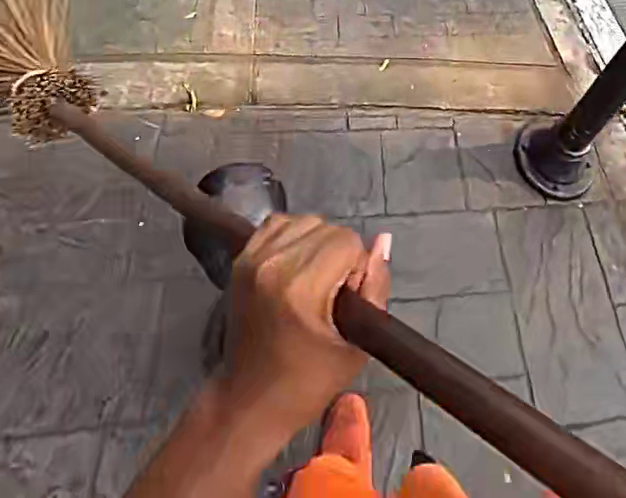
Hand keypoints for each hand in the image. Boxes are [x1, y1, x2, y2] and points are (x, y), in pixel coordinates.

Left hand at [220, 215, 391, 443]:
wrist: (250, 403)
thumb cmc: (308, 382)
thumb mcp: (356, 344)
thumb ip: (376, 286)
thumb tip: (384, 240)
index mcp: (301, 288)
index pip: (349, 242)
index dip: (358, 267)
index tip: (347, 300)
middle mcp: (274, 265)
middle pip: (329, 229)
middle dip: (340, 255)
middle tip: (332, 294)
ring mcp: (253, 260)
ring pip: (308, 222)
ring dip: (319, 243)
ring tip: (315, 279)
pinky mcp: (241, 260)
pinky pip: (280, 223)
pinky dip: (295, 236)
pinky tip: (297, 264)